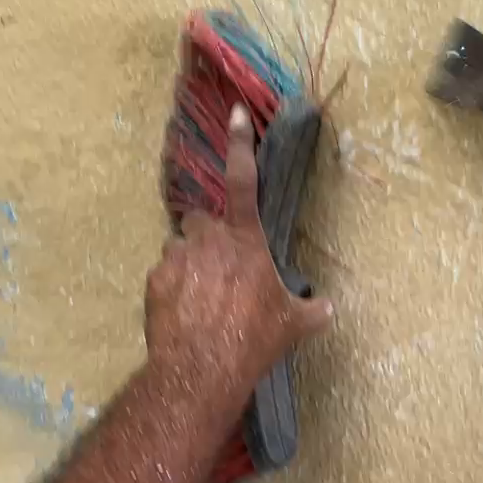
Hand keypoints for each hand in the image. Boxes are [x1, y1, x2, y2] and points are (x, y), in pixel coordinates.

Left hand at [144, 105, 331, 390]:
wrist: (202, 368)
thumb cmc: (254, 339)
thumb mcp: (292, 326)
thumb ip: (311, 311)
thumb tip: (328, 308)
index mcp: (245, 239)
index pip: (243, 180)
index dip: (241, 144)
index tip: (236, 114)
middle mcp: (209, 239)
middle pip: (202, 220)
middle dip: (208, 236)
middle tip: (219, 268)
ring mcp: (177, 258)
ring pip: (180, 248)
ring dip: (189, 263)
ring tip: (200, 298)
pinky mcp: (154, 281)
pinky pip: (163, 275)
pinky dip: (172, 289)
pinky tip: (183, 314)